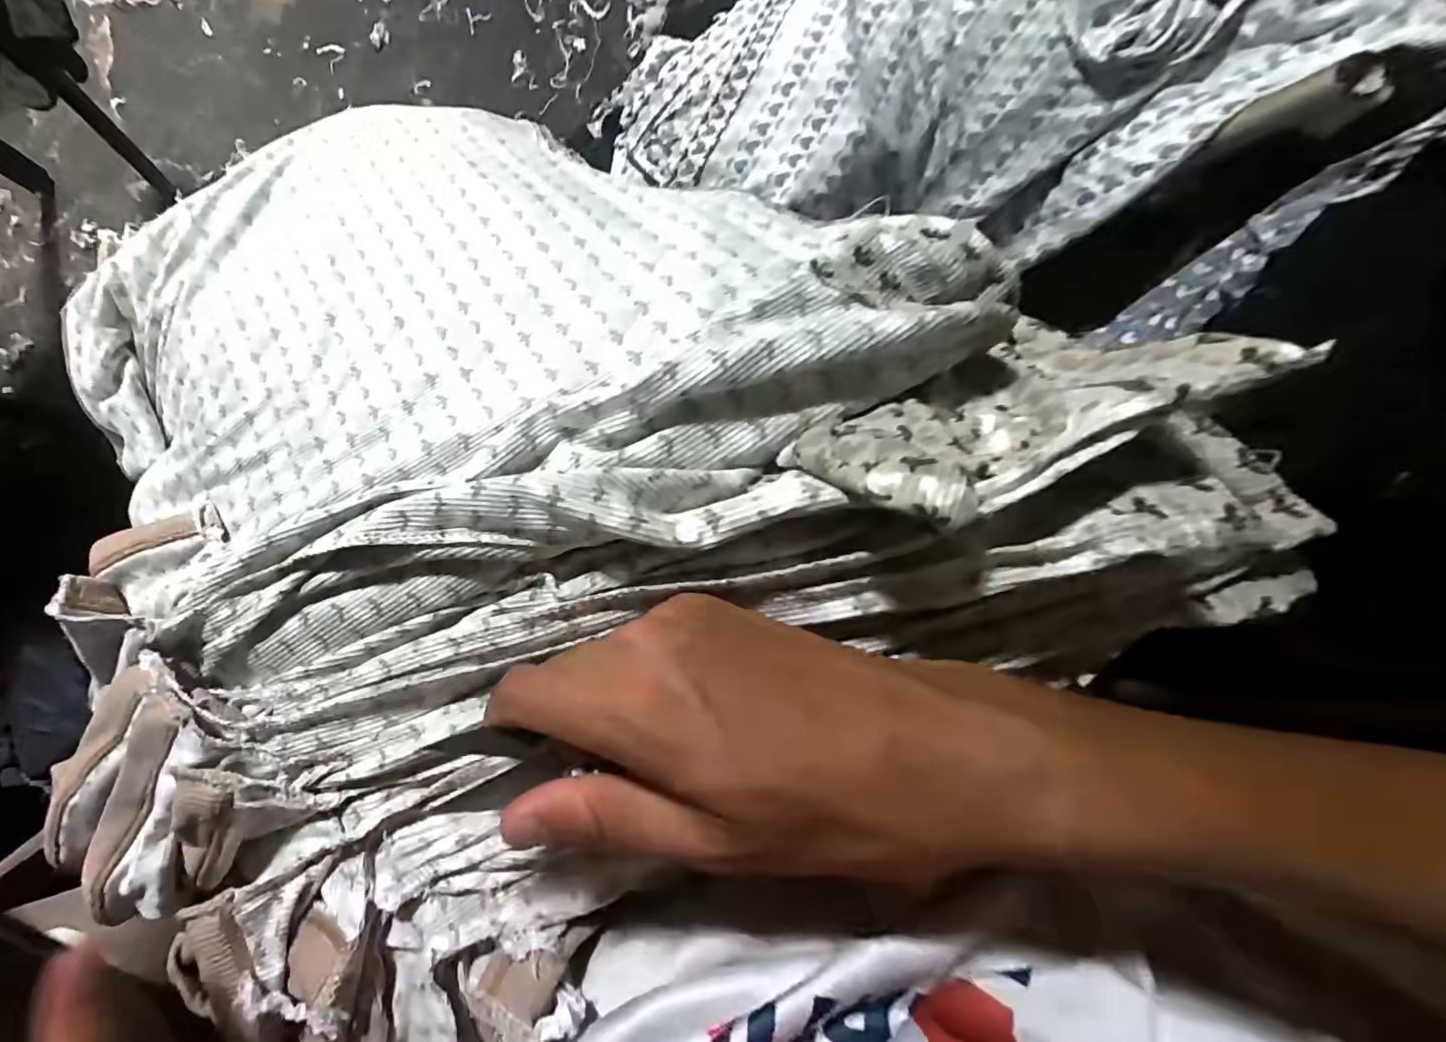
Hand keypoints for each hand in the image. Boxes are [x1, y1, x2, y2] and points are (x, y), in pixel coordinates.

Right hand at [488, 594, 1095, 883]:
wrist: (934, 742)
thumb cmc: (821, 813)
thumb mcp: (708, 840)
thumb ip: (600, 817)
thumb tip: (511, 817)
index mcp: (635, 697)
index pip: (523, 690)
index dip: (512, 728)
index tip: (540, 768)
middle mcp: (646, 636)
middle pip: (562, 671)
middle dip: (567, 720)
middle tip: (622, 778)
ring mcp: (682, 613)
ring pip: (604, 654)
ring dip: (609, 698)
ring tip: (673, 749)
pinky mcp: (714, 605)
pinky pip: (645, 639)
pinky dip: (645, 674)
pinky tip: (703, 710)